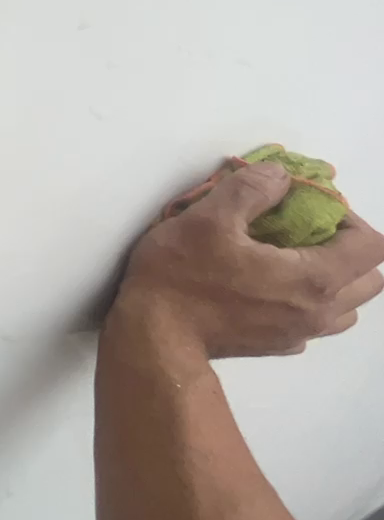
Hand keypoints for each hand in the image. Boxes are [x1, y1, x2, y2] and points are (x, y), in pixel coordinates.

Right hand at [111, 160, 383, 358]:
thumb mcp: (203, 220)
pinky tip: (260, 295)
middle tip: (296, 236)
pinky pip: (311, 323)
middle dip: (344, 251)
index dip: (348, 220)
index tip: (307, 208)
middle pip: (369, 278)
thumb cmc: (180, 273)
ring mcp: (302, 332)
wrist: (156, 332)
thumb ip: (247, 192)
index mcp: (315, 276)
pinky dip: (301, 305)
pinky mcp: (278, 345)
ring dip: (329, 282)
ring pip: (346, 306)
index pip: (371, 244)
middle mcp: (323, 307)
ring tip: (283, 267)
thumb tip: (279, 174)